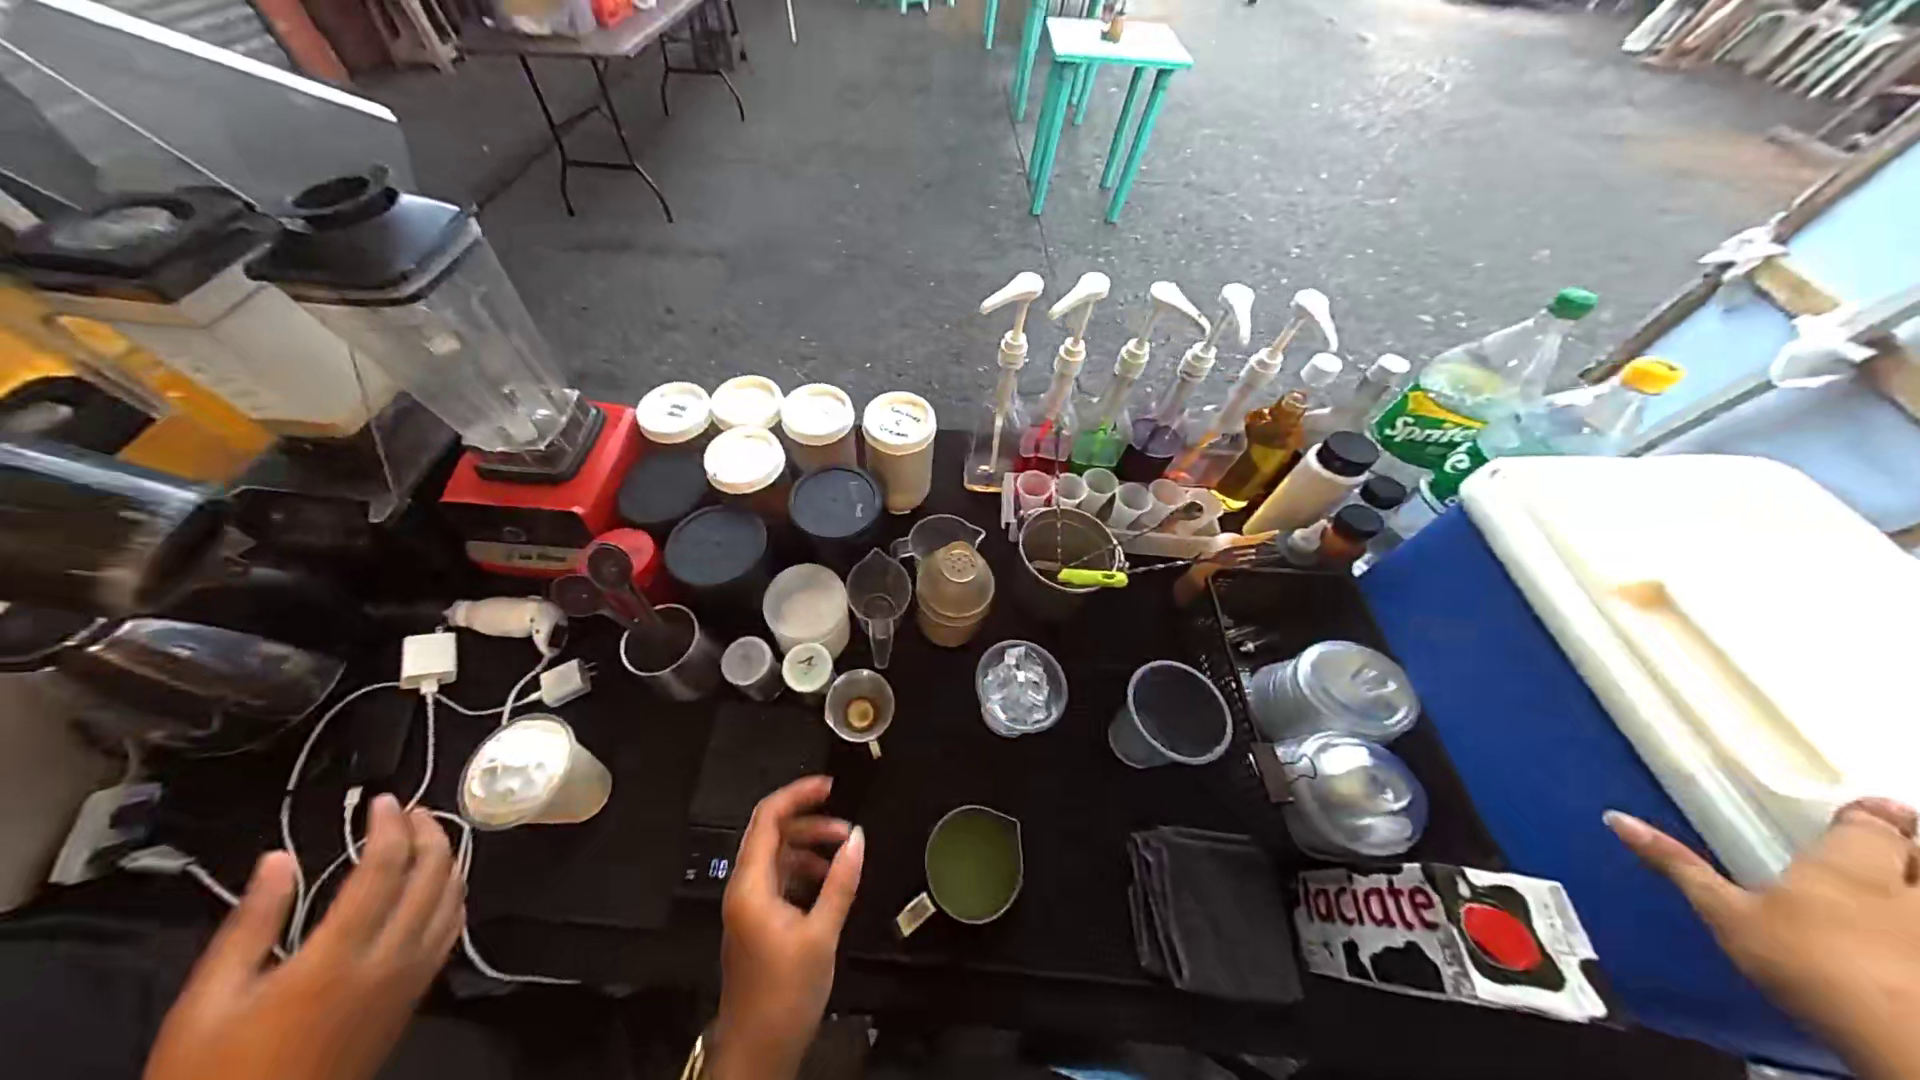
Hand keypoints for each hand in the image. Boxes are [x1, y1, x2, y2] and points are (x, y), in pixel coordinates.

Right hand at [145, 795, 464, 1079]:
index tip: (384, 800)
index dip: (390, 825)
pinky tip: (440, 883)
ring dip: (447, 857)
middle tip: (410, 810)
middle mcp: (391, 957)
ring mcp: (413, 975)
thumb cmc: (213, 1075)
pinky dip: (454, 893)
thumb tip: (277, 859)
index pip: (386, 866)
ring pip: (453, 896)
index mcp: (337, 955)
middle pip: (433, 872)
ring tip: (426, 834)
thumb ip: (250, 923)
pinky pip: (453, 928)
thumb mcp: (207, 1002)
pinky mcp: (419, 992)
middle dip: (428, 831)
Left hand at [709, 776, 863, 1079]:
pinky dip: (805, 868)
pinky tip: (830, 879)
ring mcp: (750, 905)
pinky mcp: (758, 920)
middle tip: (846, 827)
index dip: (797, 794)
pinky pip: (780, 877)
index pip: (766, 818)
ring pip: (778, 855)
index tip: (827, 786)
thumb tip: (858, 838)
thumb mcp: (821, 934)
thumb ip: (841, 881)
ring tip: (844, 852)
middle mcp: (744, 889)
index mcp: (750, 886)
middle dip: (810, 822)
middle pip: (772, 833)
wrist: (758, 1051)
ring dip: (810, 846)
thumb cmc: (784, 997)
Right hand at [1608, 799, 1919, 1079]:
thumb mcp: (1725, 912)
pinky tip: (1899, 931)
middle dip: (1910, 844)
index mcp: (1851, 863)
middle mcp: (1909, 886)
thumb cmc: (1803, 961)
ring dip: (1919, 876)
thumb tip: (1614, 818)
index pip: (1875, 822)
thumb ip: (1678, 864)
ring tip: (1894, 885)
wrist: (1898, 1040)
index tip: (1859, 817)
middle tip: (1885, 847)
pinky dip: (1917, 920)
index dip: (1870, 816)